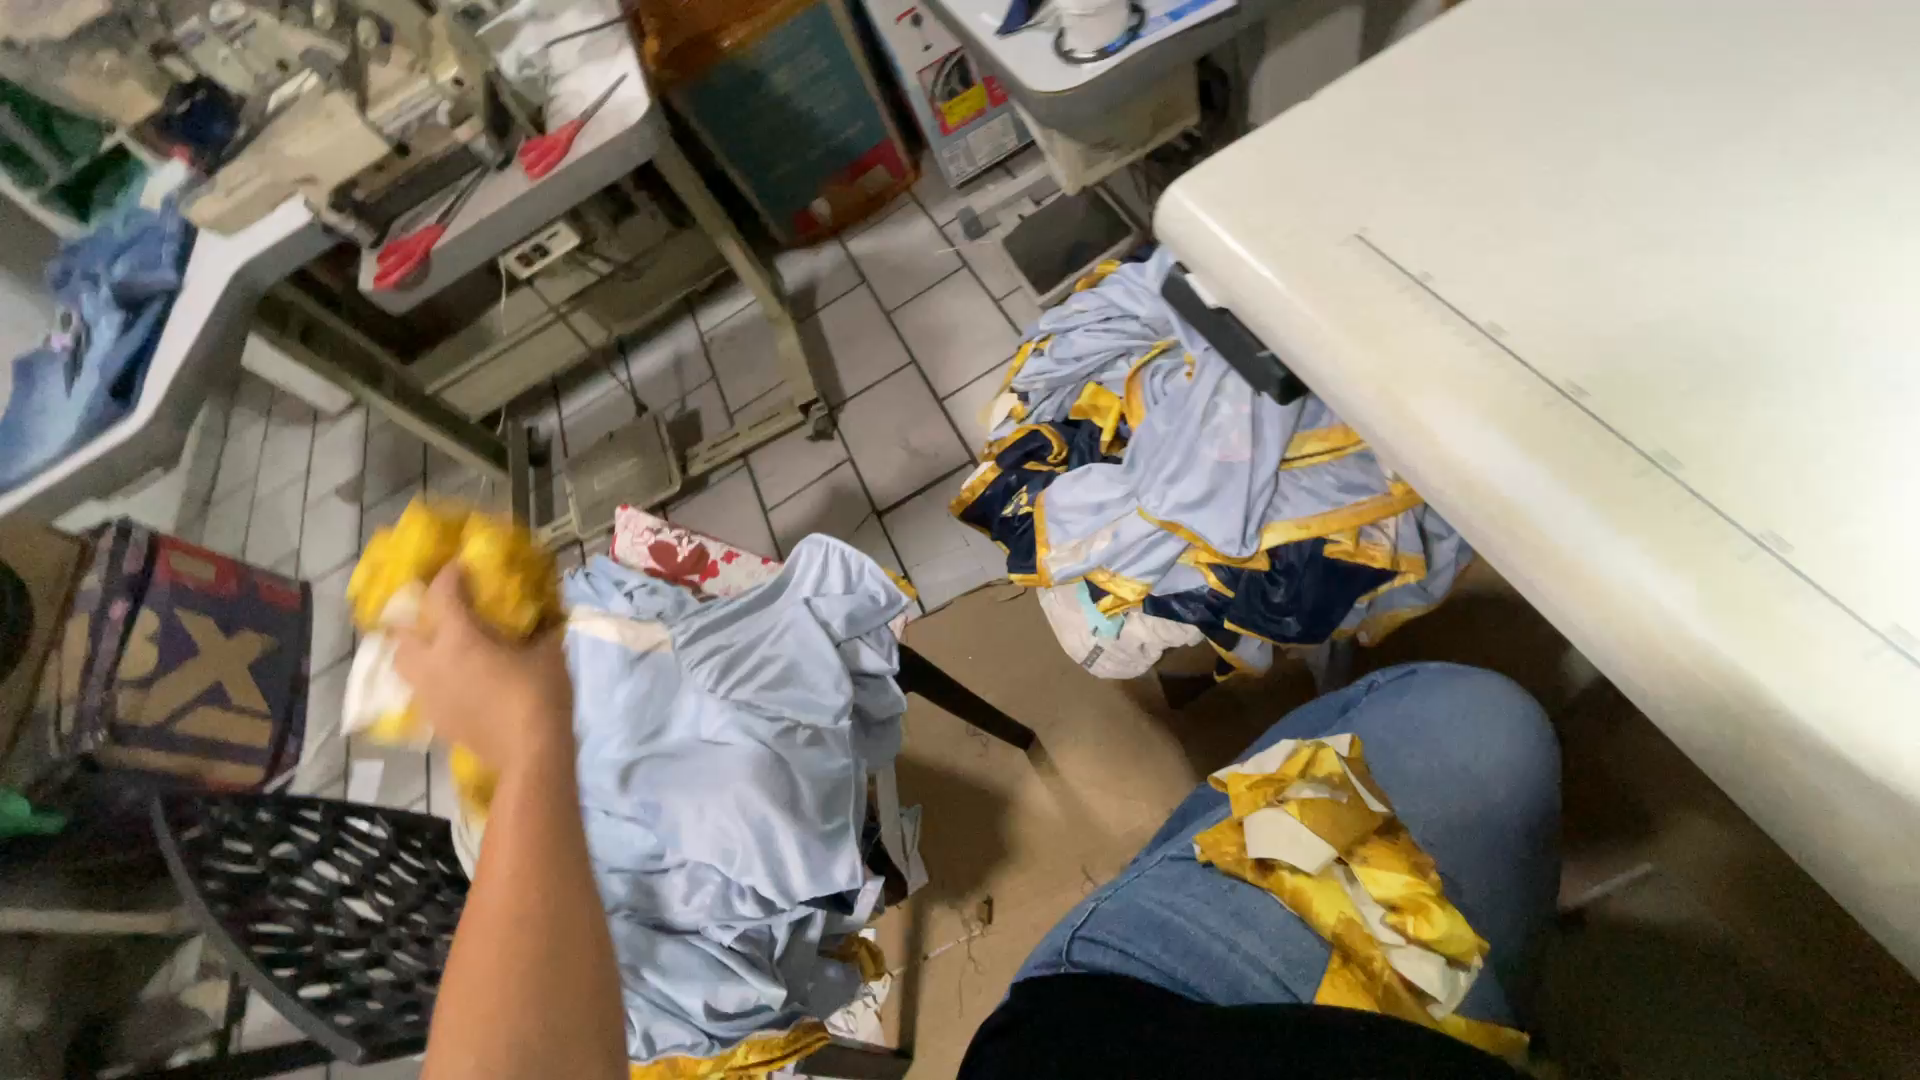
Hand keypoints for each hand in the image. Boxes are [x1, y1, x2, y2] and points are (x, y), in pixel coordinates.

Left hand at [394, 563, 573, 772]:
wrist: (530, 753)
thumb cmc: (540, 695)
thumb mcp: (549, 653)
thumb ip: (540, 629)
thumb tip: (545, 613)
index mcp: (459, 640)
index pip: (442, 595)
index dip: (450, 576)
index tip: (460, 566)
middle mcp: (432, 663)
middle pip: (402, 632)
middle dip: (416, 617)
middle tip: (440, 611)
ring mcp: (428, 694)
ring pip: (403, 664)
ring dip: (416, 649)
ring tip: (440, 646)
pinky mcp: (434, 718)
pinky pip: (420, 688)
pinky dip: (431, 676)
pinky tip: (456, 680)